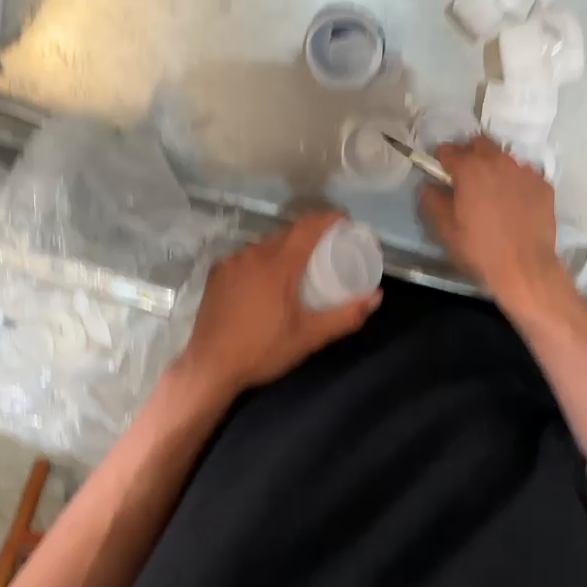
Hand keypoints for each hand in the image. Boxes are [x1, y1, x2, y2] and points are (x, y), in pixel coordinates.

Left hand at [174, 212, 382, 397]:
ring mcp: (231, 262)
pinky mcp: (216, 274)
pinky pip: (247, 257)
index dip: (329, 219)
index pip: (309, 227)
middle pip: (288, 234)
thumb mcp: (309, 337)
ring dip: (285, 249)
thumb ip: (345, 316)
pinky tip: (268, 280)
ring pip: (266, 245)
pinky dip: (263, 261)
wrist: (209, 368)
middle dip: (310, 235)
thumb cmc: (262, 351)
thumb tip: (376, 296)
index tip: (346, 222)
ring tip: (300, 265)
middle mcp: (253, 254)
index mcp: (278, 264)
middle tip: (328, 249)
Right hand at [418, 137, 571, 313]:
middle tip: (466, 176)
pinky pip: (525, 174)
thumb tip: (431, 186)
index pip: (449, 150)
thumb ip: (432, 201)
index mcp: (470, 169)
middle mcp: (498, 161)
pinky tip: (515, 202)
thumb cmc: (480, 250)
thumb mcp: (445, 230)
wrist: (525, 268)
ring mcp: (525, 171)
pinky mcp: (544, 185)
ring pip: (504, 158)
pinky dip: (516, 181)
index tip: (441, 169)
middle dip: (470, 154)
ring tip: (493, 190)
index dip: (442, 158)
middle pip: (480, 144)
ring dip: (494, 167)